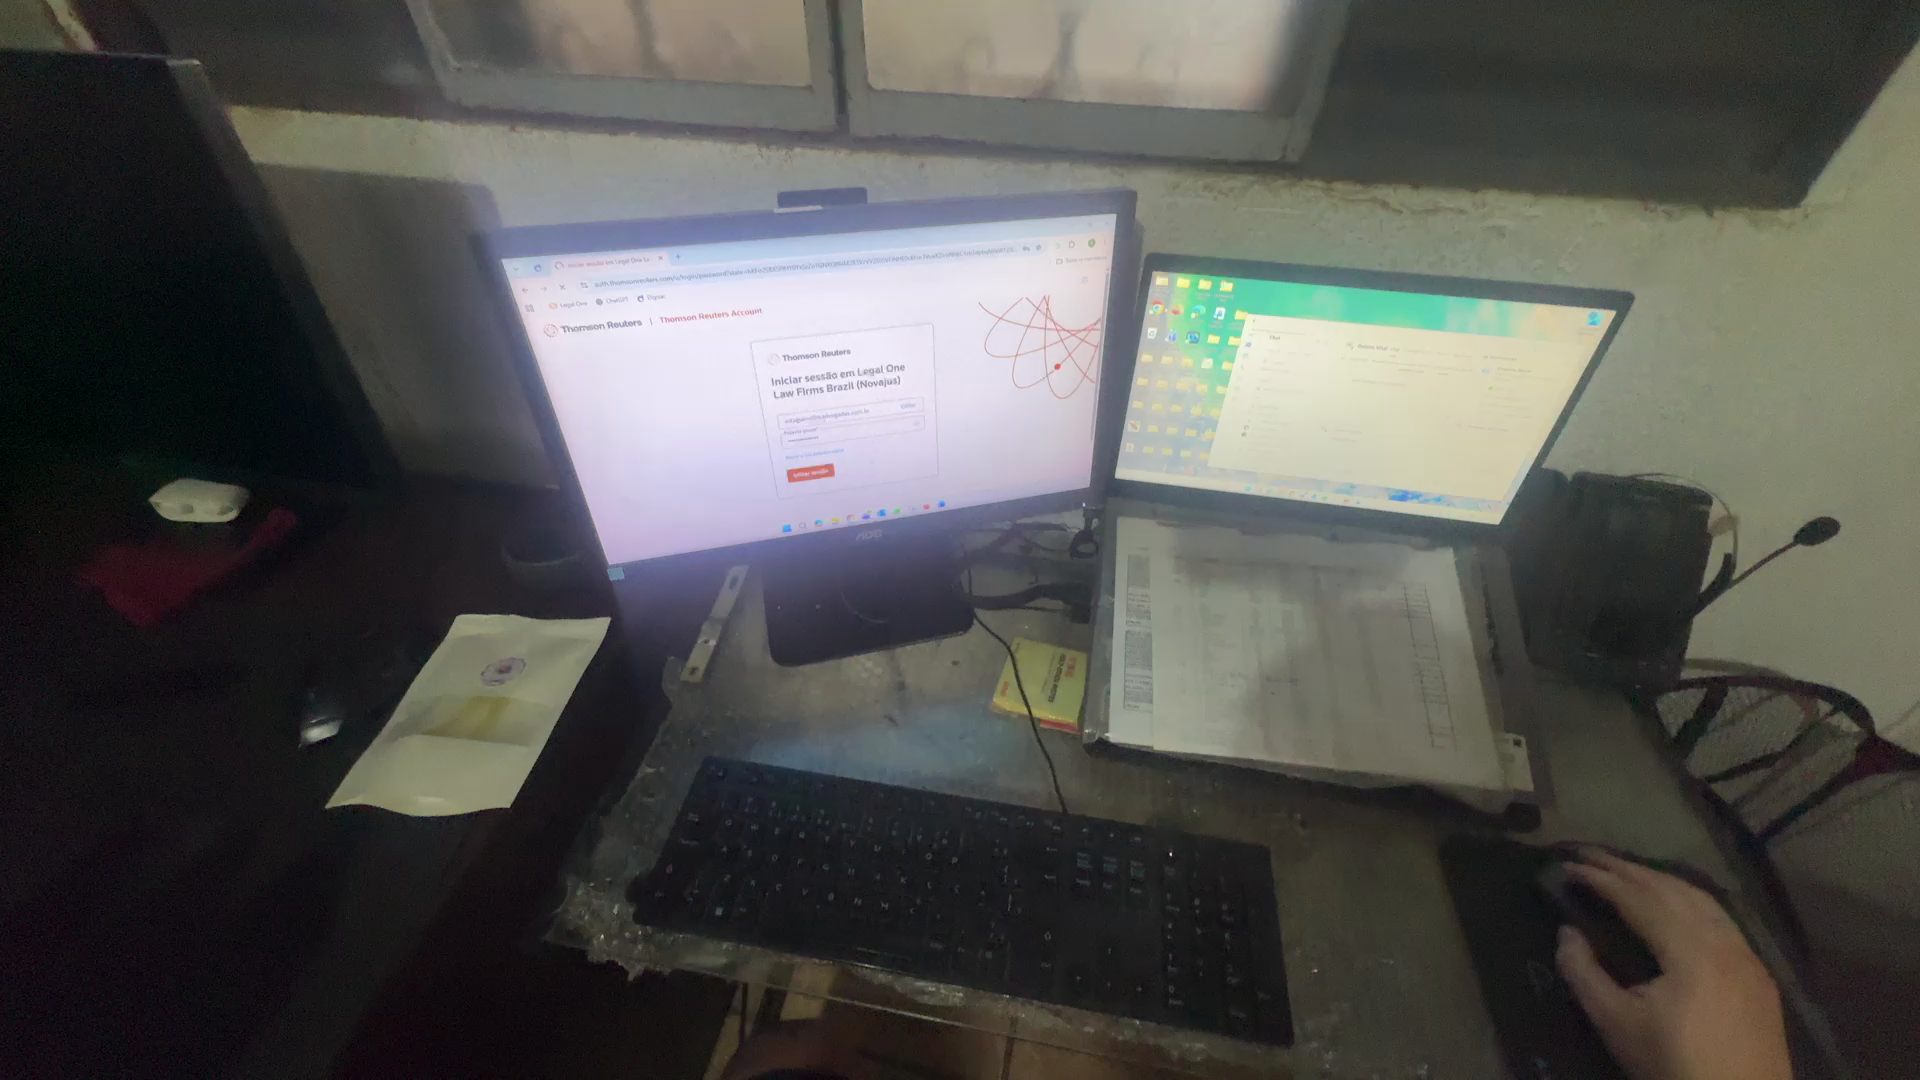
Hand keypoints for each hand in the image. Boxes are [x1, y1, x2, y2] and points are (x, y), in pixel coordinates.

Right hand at [1555, 848, 1791, 1079]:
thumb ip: (1581, 969)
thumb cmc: (1674, 1063)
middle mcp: (1725, 947)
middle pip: (1671, 890)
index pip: (1638, 899)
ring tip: (1621, 868)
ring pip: (1701, 900)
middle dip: (1625, 867)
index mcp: (1691, 955)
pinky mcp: (1758, 977)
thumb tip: (1568, 931)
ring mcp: (1748, 961)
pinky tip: (1668, 899)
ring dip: (1656, 878)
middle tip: (1586, 853)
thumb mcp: (1613, 1020)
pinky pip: (1720, 918)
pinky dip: (1685, 897)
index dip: (1599, 878)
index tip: (1564, 865)